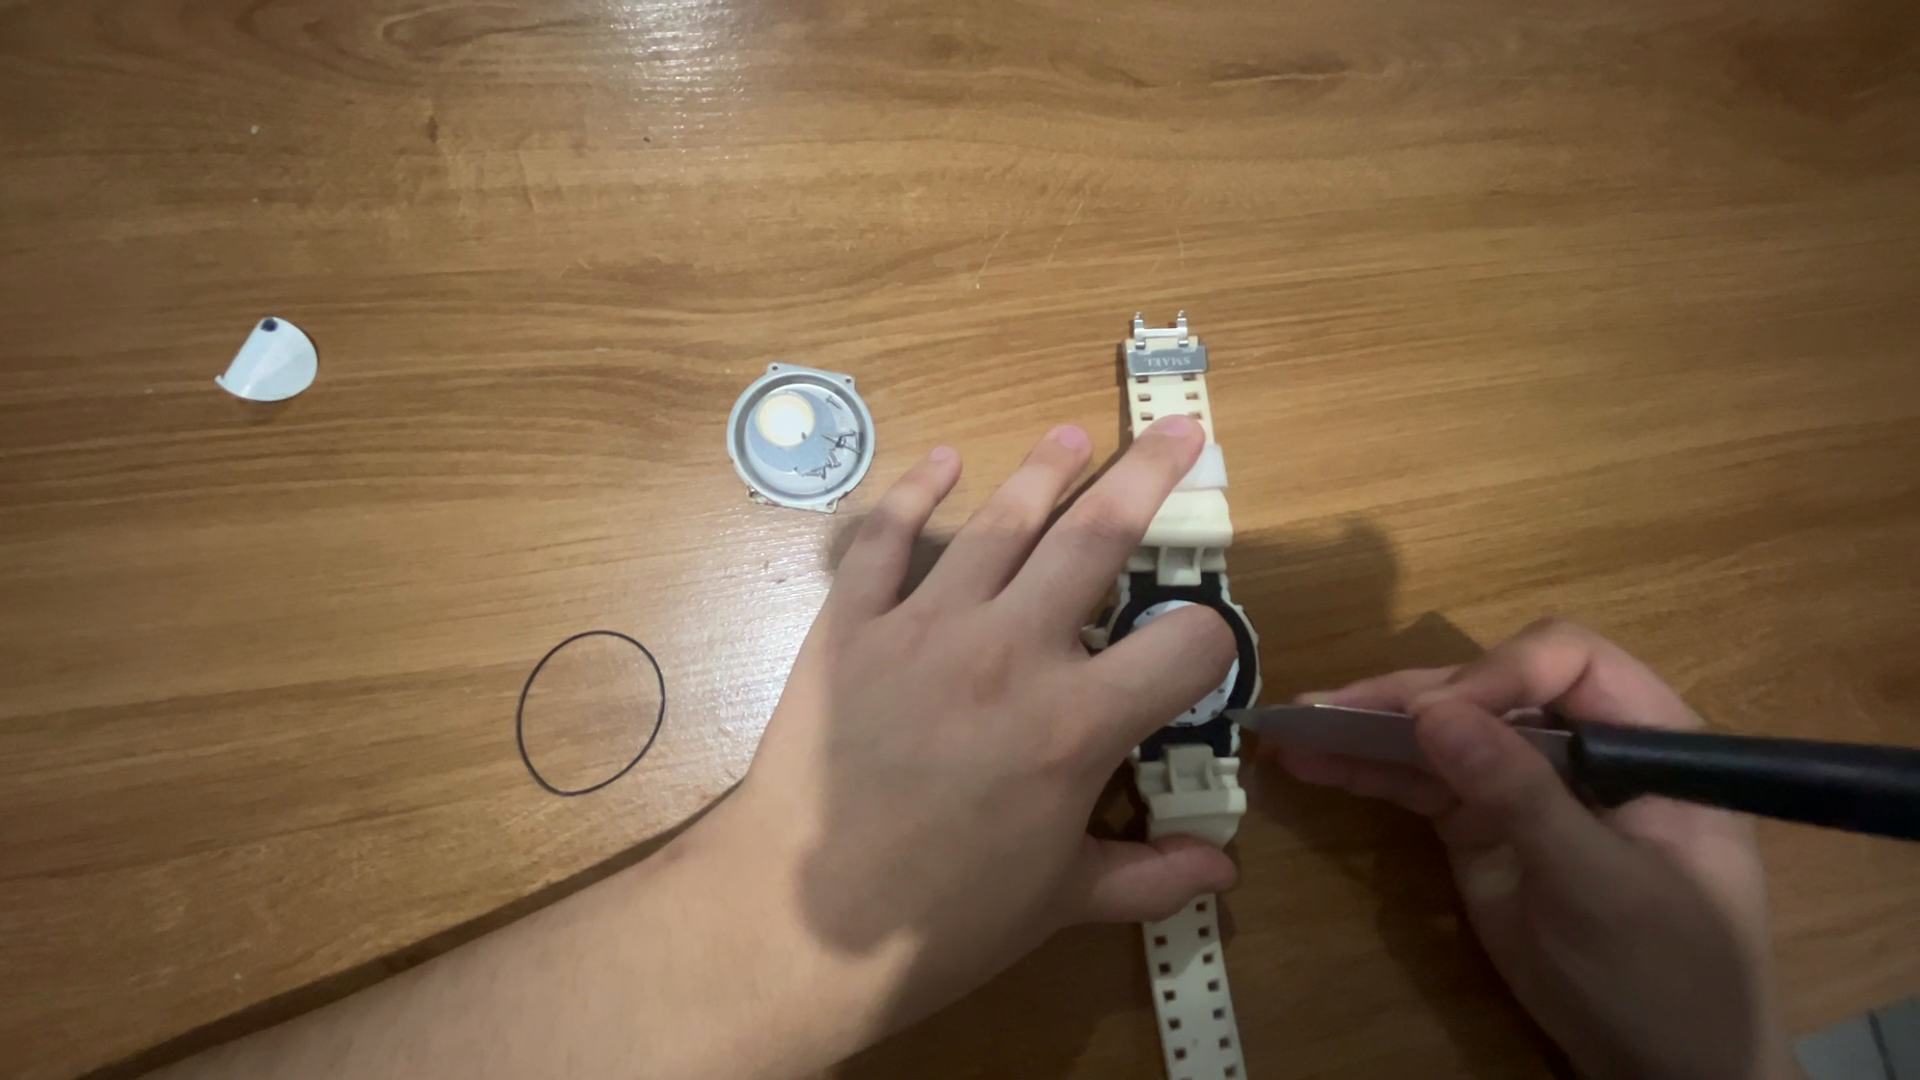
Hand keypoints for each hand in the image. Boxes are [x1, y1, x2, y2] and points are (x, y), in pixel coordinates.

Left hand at [154, 419, 1237, 1079]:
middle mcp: (1003, 654)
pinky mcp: (849, 619)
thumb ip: (1135, 878)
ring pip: (992, 516)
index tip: (1214, 624)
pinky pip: (879, 534)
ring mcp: (921, 624)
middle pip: (1091, 544)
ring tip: (1072, 424)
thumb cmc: (921, 928)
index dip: (1212, 626)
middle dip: (1149, 480)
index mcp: (1062, 725)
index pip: (1180, 644)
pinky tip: (928, 461)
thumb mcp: (1044, 913)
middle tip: (1182, 425)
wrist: (776, 928)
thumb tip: (1222, 866)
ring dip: (1034, 469)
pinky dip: (904, 494)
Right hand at [1272, 619, 1797, 1079]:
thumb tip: (1430, 715)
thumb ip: (1519, 794)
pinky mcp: (1471, 813)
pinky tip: (1308, 761)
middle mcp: (1572, 743)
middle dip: (1399, 698)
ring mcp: (1517, 777)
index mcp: (1640, 742)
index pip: (1567, 662)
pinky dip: (1358, 767)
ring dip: (1361, 727)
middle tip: (1327, 711)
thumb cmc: (1664, 979)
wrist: (1656, 1068)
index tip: (1433, 714)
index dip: (1498, 670)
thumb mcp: (1600, 889)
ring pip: (1431, 727)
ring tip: (1294, 728)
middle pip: (1477, 687)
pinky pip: (1409, 775)